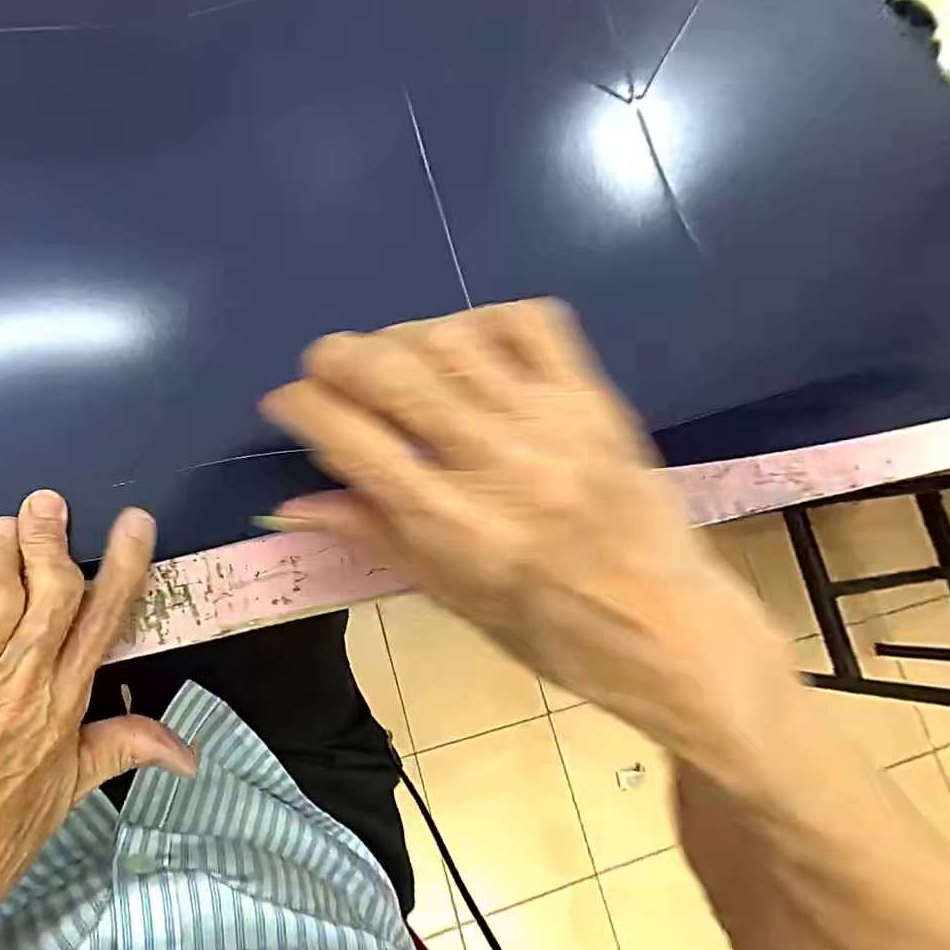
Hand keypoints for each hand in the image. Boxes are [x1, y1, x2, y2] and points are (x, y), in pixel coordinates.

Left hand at [0, 492, 197, 949]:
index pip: (104, 619)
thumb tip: (187, 750)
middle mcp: (22, 681)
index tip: (133, 522)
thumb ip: (123, 748)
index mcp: (64, 705)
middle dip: (51, 536)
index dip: (124, 565)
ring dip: (2, 546)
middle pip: (50, 589)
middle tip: (48, 502)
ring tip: (6, 523)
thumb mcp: (68, 796)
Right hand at [258, 299, 792, 752]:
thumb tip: (289, 504)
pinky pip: (530, 324)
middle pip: (395, 375)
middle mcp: (497, 464)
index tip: (282, 400)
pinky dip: (477, 320)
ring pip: (451, 339)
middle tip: (319, 367)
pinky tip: (456, 345)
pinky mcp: (593, 399)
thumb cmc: (538, 625)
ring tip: (382, 358)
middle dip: (336, 357)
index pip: (353, 440)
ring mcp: (552, 423)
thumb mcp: (439, 590)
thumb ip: (365, 532)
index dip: (302, 406)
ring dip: (396, 337)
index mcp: (451, 525)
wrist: (668, 629)